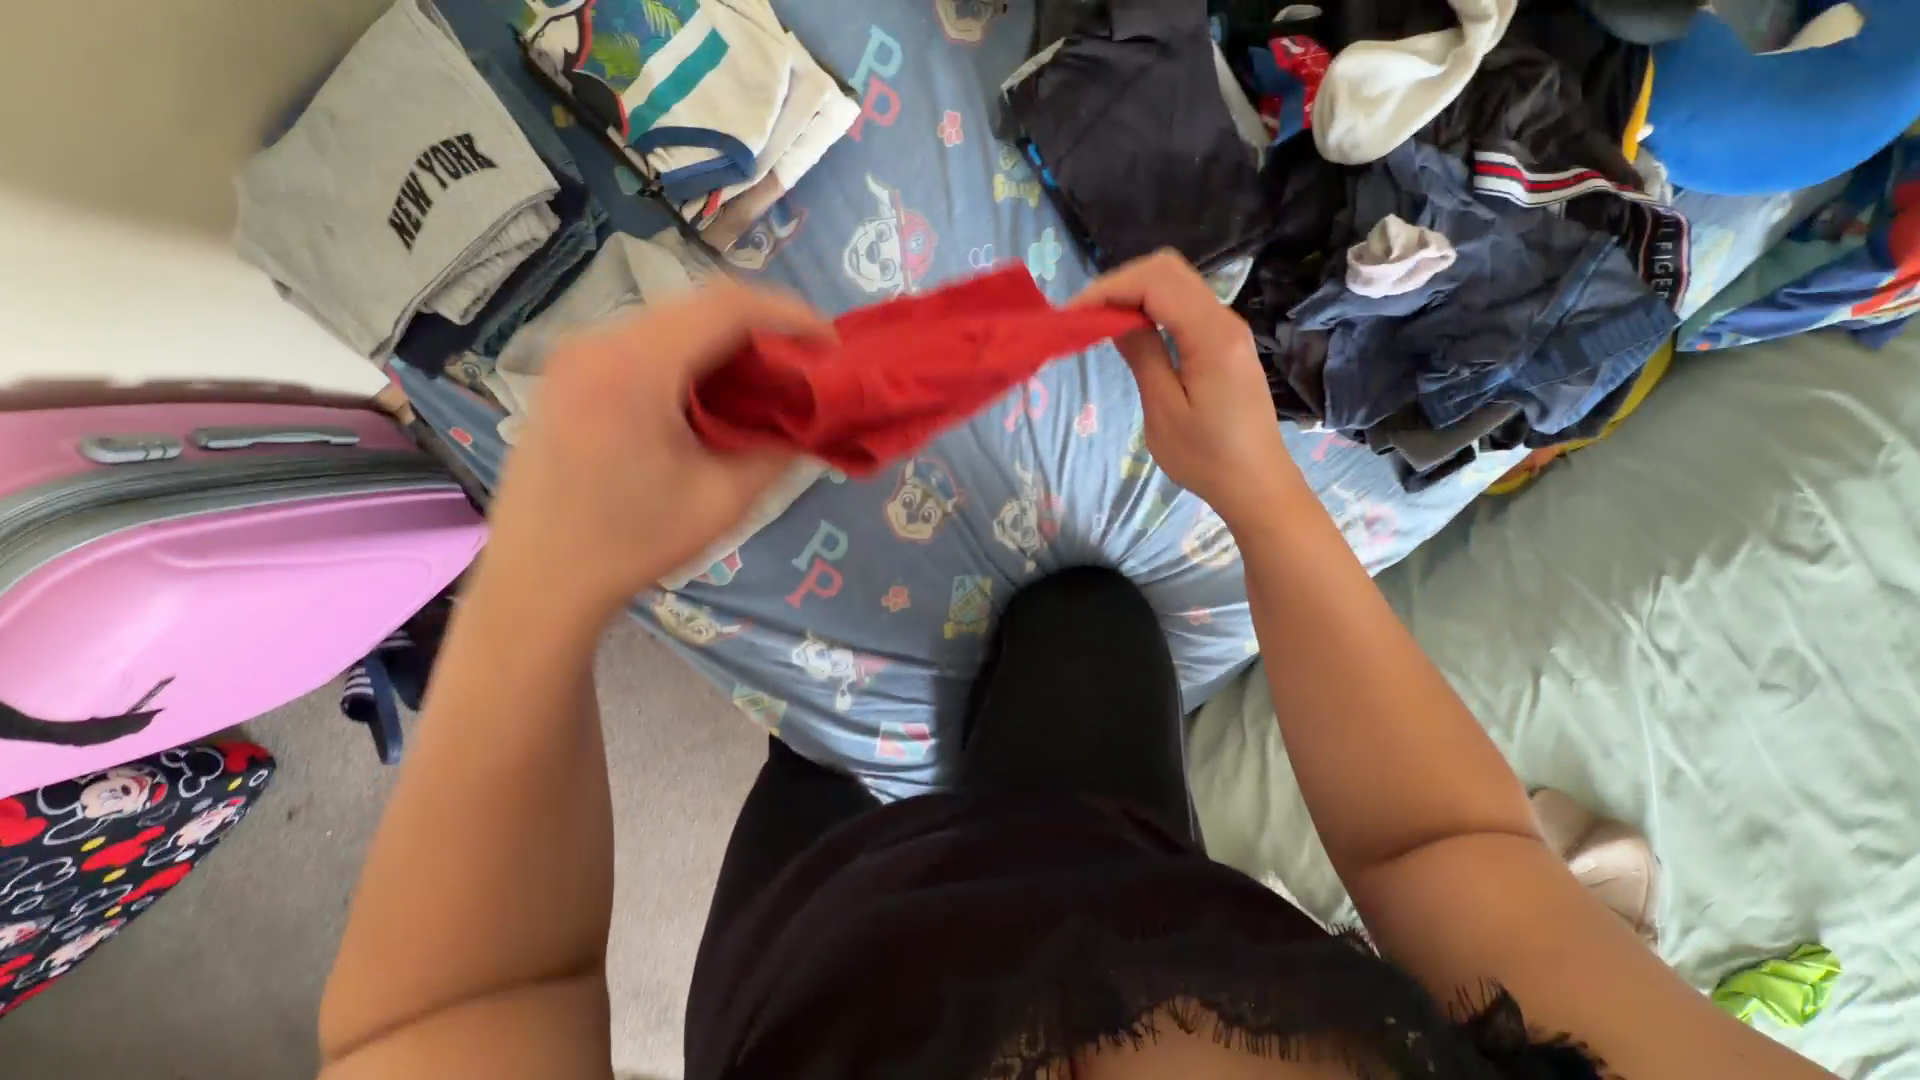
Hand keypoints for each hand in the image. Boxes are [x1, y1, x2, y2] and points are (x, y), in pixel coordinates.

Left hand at [481, 280, 833, 615]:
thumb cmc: (631, 546)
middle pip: (698, 307)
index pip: (728, 306)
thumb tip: (811, 423)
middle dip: (762, 332)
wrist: (536, 583)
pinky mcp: (567, 375)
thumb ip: (777, 451)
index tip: (831, 346)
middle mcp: (598, 342)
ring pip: (671, 324)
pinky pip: (642, 345)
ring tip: (765, 385)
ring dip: (725, 346)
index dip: (790, 315)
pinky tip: (710, 399)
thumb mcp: (722, 502)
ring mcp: (575, 354)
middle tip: (803, 370)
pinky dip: (689, 360)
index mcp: (634, 367)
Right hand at [1074, 252, 1299, 526]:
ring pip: (1176, 283)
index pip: (1156, 282)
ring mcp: (1228, 329)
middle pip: (1167, 270)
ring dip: (1134, 293)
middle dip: (1120, 283)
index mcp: (1211, 336)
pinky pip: (1184, 306)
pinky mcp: (1225, 342)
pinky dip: (1152, 306)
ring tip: (1099, 322)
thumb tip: (1116, 320)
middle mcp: (1224, 320)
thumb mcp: (1164, 411)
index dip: (1109, 289)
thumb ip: (1142, 356)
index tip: (1073, 314)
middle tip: (1085, 315)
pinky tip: (1130, 332)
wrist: (1257, 484)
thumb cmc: (1208, 458)